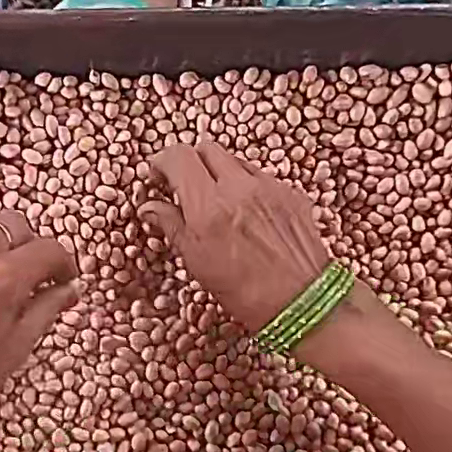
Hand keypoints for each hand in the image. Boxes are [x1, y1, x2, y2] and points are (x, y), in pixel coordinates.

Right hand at [138, 141, 334, 330]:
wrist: (301, 302)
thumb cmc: (245, 291)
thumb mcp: (196, 261)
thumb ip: (172, 225)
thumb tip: (150, 206)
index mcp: (209, 206)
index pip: (178, 156)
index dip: (162, 162)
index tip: (158, 177)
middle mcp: (239, 187)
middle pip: (206, 149)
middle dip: (190, 164)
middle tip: (183, 187)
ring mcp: (269, 186)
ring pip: (234, 160)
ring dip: (218, 173)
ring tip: (216, 203)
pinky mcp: (290, 193)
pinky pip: (261, 177)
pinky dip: (246, 187)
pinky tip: (245, 214)